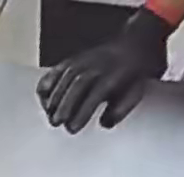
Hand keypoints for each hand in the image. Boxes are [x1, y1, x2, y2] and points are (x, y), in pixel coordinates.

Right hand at [37, 9, 173, 133]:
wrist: (136, 41)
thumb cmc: (135, 71)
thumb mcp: (138, 90)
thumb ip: (121, 109)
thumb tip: (104, 124)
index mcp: (116, 73)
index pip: (95, 93)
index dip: (82, 112)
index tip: (74, 127)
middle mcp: (97, 64)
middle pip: (76, 85)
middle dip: (64, 106)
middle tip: (58, 122)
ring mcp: (82, 61)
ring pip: (63, 79)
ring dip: (54, 100)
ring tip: (51, 116)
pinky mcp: (71, 61)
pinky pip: (53, 73)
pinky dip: (46, 88)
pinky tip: (46, 102)